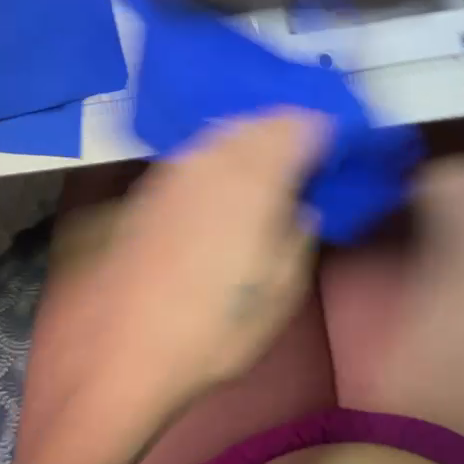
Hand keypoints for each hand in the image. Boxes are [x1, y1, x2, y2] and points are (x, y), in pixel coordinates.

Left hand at [88, 110, 328, 403]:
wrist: (126, 343)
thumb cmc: (216, 325)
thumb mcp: (281, 291)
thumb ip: (299, 234)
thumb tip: (303, 207)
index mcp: (256, 176)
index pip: (300, 126)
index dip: (324, 135)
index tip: (337, 155)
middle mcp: (216, 155)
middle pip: (262, 120)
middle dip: (288, 133)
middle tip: (307, 162)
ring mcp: (180, 164)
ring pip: (229, 130)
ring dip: (254, 140)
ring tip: (270, 172)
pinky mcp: (154, 181)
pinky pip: (203, 149)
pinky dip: (224, 155)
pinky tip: (227, 186)